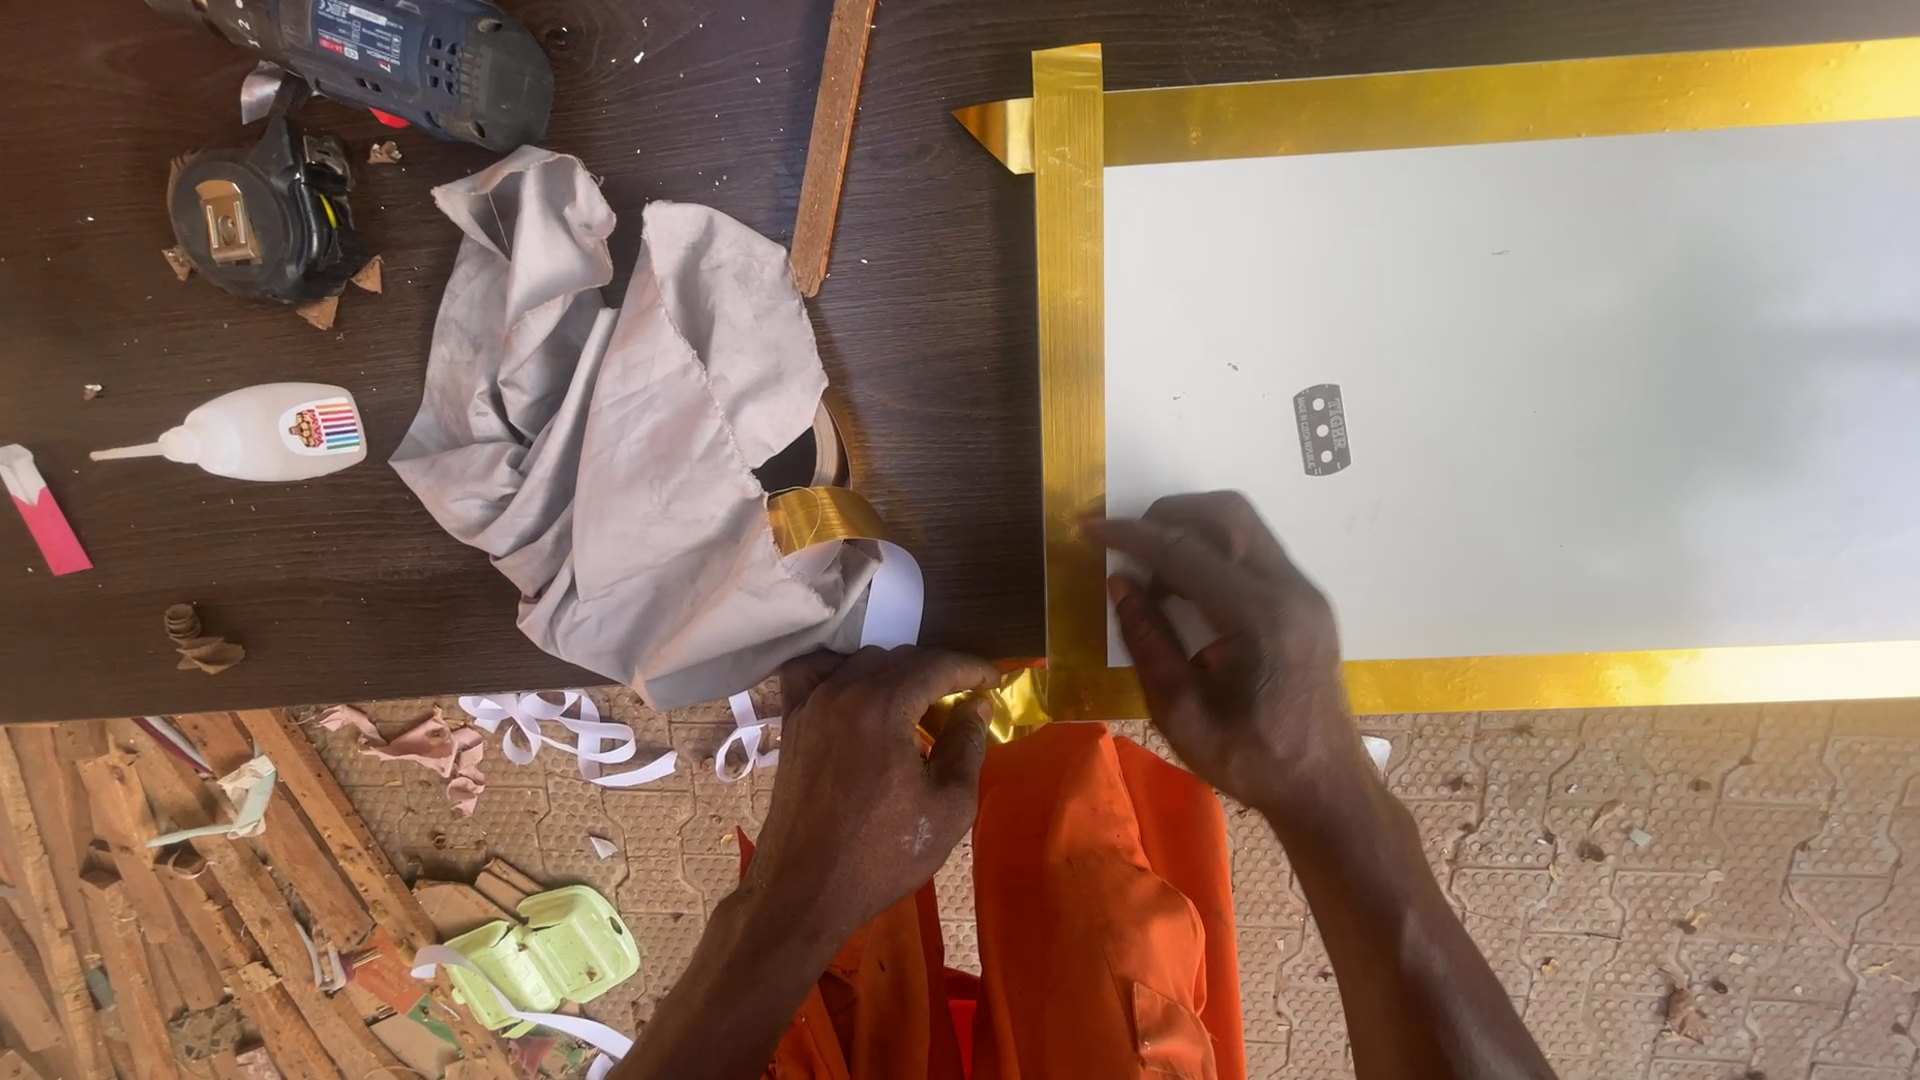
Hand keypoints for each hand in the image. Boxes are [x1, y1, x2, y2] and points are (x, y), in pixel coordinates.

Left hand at [744, 646, 999, 936]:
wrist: (805, 891)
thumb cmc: (882, 854)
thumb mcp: (948, 806)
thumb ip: (967, 745)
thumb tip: (976, 707)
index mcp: (884, 705)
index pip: (938, 664)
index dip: (973, 668)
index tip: (995, 680)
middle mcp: (844, 690)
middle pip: (902, 659)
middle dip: (940, 673)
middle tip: (963, 703)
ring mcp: (811, 703)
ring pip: (864, 662)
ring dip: (898, 673)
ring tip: (919, 705)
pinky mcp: (791, 722)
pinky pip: (813, 672)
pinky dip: (838, 669)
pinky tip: (855, 690)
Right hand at [1086, 491, 1371, 816]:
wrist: (1324, 788)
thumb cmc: (1250, 760)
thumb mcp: (1181, 712)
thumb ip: (1148, 641)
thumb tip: (1120, 584)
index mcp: (1259, 618)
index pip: (1185, 552)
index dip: (1131, 536)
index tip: (1091, 528)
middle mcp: (1289, 590)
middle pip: (1226, 512)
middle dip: (1167, 513)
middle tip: (1126, 541)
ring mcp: (1303, 592)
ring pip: (1243, 525)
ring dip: (1191, 530)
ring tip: (1154, 574)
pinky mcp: (1304, 601)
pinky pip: (1253, 551)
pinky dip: (1212, 551)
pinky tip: (1186, 589)